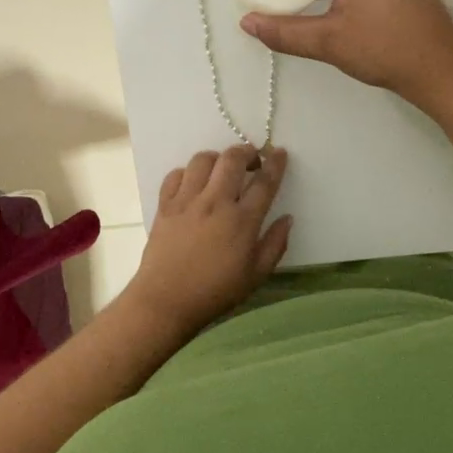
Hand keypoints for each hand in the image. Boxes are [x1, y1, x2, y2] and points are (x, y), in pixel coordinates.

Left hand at [120, 145, 293, 332]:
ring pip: (202, 160)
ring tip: (222, 168)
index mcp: (242, 221)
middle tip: (252, 160)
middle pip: (232, 160)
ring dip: (217, 158)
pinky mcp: (165, 206)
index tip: (280, 153)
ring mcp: (187, 201)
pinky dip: (187, 172)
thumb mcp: (256, 275)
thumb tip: (287, 219)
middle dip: (246, 152)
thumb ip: (275, 244)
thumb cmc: (216, 292)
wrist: (166, 300)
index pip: (264, 182)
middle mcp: (215, 203)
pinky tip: (193, 183)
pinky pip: (175, 175)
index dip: (275, 163)